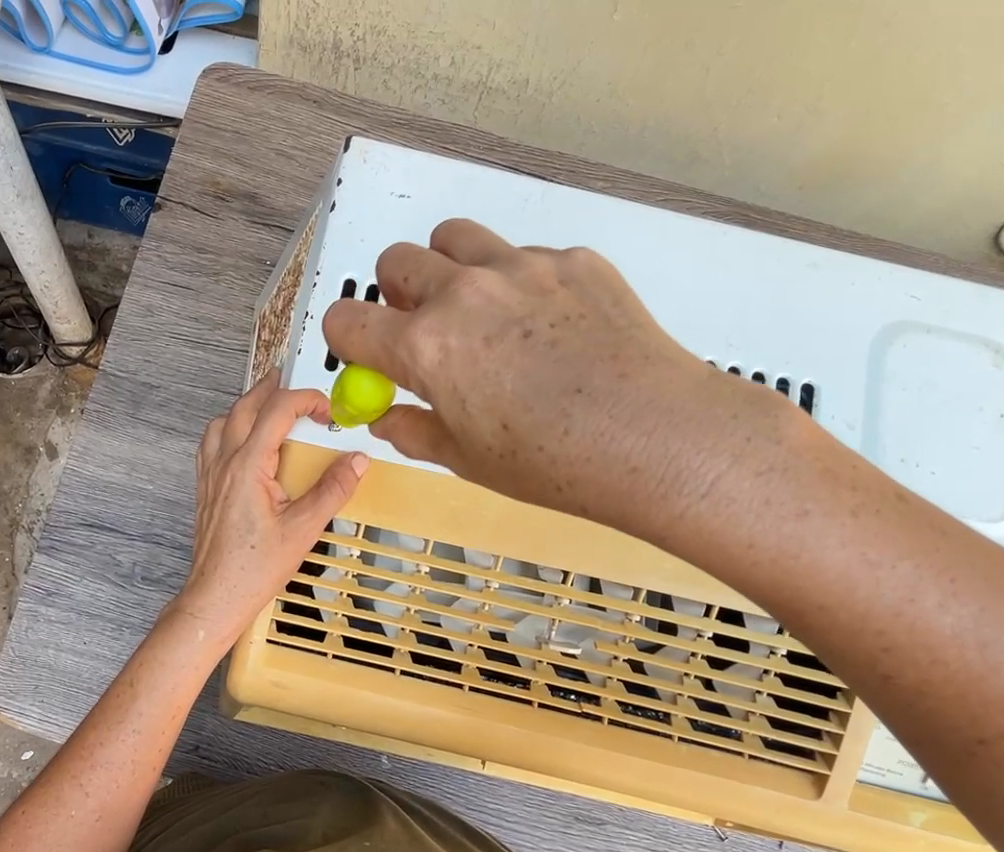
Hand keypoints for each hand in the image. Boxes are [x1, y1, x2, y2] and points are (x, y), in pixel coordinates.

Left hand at [172, 374, 368, 646]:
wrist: (217, 596)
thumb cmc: (252, 570)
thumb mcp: (303, 529)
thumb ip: (332, 490)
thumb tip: (355, 462)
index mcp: (248, 467)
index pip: (277, 411)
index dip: (306, 400)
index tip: (327, 409)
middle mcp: (224, 464)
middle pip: (244, 406)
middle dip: (271, 388)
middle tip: (293, 380)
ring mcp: (211, 476)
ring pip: (222, 422)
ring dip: (246, 406)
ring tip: (269, 405)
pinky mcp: (206, 490)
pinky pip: (210, 444)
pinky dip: (227, 430)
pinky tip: (241, 441)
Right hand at [321, 219, 784, 538]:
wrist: (656, 437)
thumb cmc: (557, 461)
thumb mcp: (465, 459)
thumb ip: (413, 430)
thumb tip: (387, 418)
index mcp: (425, 347)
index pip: (347, 321)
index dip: (347, 340)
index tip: (363, 354)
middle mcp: (465, 294)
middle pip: (395, 263)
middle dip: (394, 296)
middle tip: (419, 332)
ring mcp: (521, 268)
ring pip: (453, 238)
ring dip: (446, 268)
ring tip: (473, 311)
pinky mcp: (572, 260)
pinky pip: (522, 253)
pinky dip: (515, 279)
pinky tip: (544, 326)